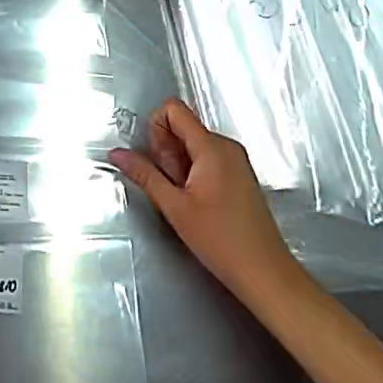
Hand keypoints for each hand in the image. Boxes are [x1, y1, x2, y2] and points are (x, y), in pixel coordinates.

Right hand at [108, 98, 300, 301]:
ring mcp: (236, 159)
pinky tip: (198, 203)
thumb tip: (118, 154)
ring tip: (186, 199)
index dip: (156, 129)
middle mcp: (226, 145)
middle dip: (167, 152)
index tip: (159, 163)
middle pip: (182, 127)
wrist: (265, 272)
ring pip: (193, 144)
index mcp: (211, 146)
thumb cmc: (220, 240)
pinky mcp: (240, 173)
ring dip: (180, 165)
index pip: (173, 109)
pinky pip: (208, 157)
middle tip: (172, 187)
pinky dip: (195, 173)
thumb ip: (144, 174)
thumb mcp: (174, 207)